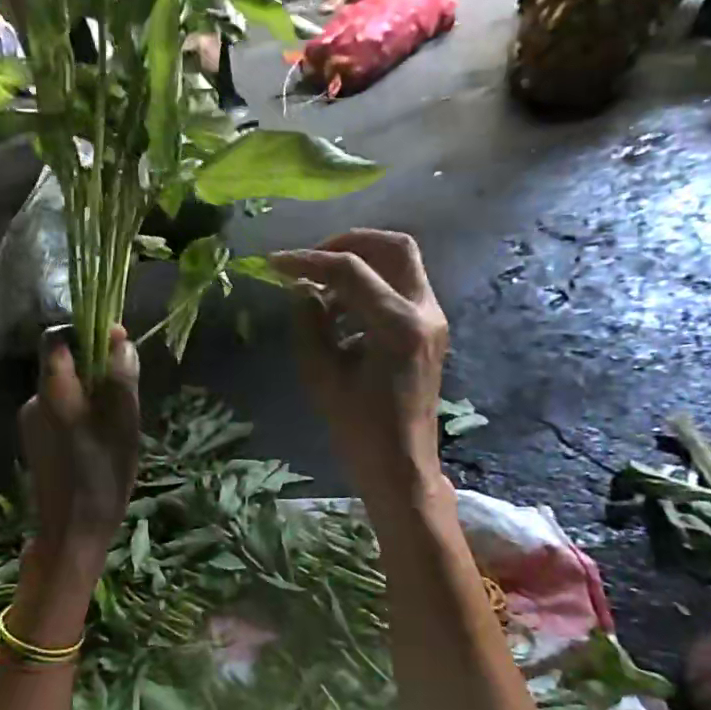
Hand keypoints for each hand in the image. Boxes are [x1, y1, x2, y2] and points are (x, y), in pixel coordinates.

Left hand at [19, 325, 140, 582]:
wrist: (72, 532)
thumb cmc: (102, 476)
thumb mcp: (123, 424)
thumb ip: (120, 377)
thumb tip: (118, 337)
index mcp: (52, 392)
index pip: (57, 339)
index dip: (84, 333)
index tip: (114, 344)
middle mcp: (34, 400)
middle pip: (65, 367)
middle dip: (96, 372)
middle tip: (126, 399)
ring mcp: (30, 423)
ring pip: (66, 392)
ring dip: (92, 397)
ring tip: (118, 427)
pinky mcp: (34, 442)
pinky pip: (61, 413)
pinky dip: (82, 416)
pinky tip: (100, 443)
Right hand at [271, 230, 448, 498]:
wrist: (401, 466)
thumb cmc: (359, 429)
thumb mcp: (323, 375)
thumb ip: (310, 322)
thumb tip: (302, 285)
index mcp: (398, 326)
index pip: (351, 271)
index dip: (309, 260)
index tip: (276, 262)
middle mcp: (425, 313)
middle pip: (395, 248)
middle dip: (351, 243)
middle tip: (314, 259)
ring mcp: (434, 320)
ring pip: (403, 265)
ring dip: (363, 266)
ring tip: (324, 292)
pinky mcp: (431, 331)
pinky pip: (404, 289)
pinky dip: (375, 287)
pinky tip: (344, 314)